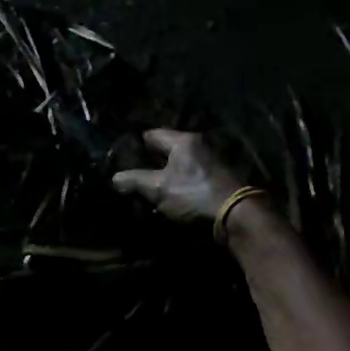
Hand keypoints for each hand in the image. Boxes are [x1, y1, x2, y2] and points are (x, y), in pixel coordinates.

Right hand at [111, 129, 247, 221]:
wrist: (235, 215)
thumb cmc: (193, 195)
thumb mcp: (158, 189)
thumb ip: (134, 181)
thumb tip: (114, 178)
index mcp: (184, 141)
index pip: (153, 135)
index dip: (136, 145)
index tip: (123, 157)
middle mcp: (199, 145)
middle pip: (167, 150)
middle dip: (151, 162)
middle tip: (133, 175)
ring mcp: (211, 161)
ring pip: (180, 165)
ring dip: (166, 175)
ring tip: (149, 189)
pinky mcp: (217, 179)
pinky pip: (190, 177)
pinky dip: (179, 184)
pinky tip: (170, 198)